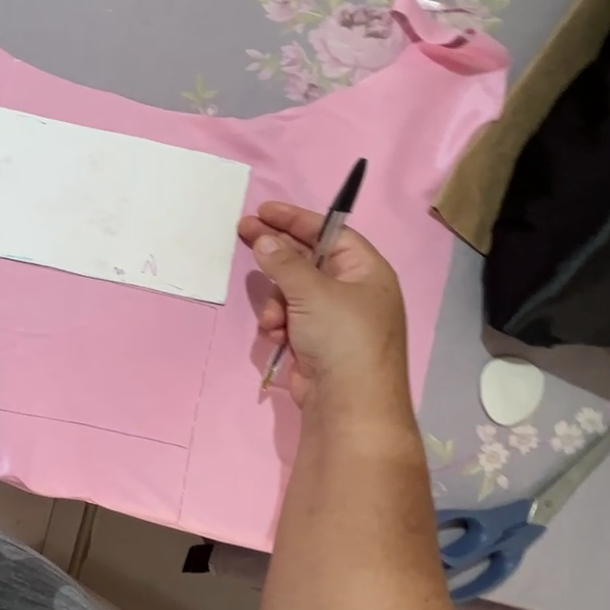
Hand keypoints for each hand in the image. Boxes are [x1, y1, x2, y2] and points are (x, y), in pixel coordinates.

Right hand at [239, 202, 409, 416]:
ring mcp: (331, 315)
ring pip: (289, 291)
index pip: (330, 233)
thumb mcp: (313, 292)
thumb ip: (285, 262)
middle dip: (276, 254)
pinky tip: (276, 335)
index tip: (263, 210)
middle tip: (244, 233)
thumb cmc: (342, 337)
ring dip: (274, 301)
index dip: (297, 220)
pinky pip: (286, 316)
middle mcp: (351, 289)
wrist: (346, 399)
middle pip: (306, 259)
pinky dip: (277, 323)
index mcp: (365, 271)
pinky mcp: (312, 338)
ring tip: (273, 320)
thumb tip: (264, 237)